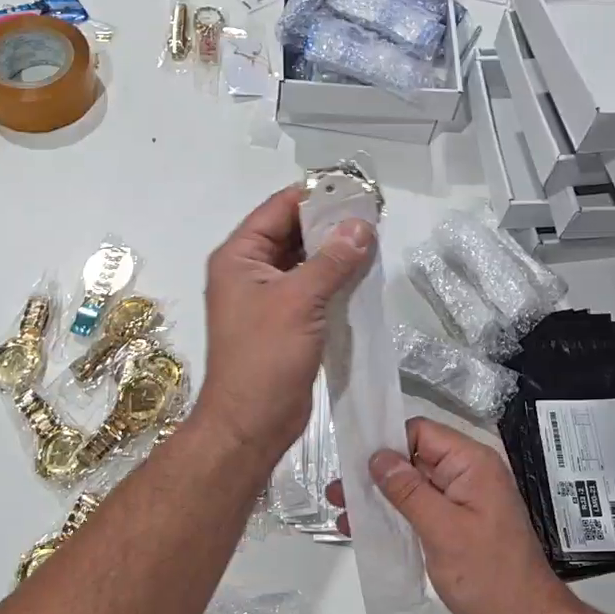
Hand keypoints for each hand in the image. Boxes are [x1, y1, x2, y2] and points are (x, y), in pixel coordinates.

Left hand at [198, 186, 373, 464]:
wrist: (251, 424)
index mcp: (239, 256)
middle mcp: (250, 270)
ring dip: (335, 251)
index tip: (355, 189)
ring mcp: (267, 296)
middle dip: (330, 223)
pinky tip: (364, 272)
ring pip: (305, 260)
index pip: (278, 209)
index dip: (315, 196)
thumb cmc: (265, 357)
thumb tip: (361, 226)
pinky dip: (335, 277)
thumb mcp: (299, 301)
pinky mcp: (286, 319)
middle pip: (292, 232)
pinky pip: (312, 286)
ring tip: (375, 238)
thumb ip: (332, 261)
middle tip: (373, 215)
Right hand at [328, 417, 582, 613]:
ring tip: (341, 512)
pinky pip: (421, 508)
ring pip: (413, 485)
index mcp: (471, 462)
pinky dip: (395, 516)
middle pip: (414, 458)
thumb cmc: (488, 574)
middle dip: (375, 473)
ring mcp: (464, 499)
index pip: (421, 432)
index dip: (387, 443)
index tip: (353, 462)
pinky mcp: (459, 522)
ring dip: (380, 497)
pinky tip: (364, 530)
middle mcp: (468, 472)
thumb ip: (408, 491)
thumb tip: (377, 457)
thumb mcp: (442, 530)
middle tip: (336, 491)